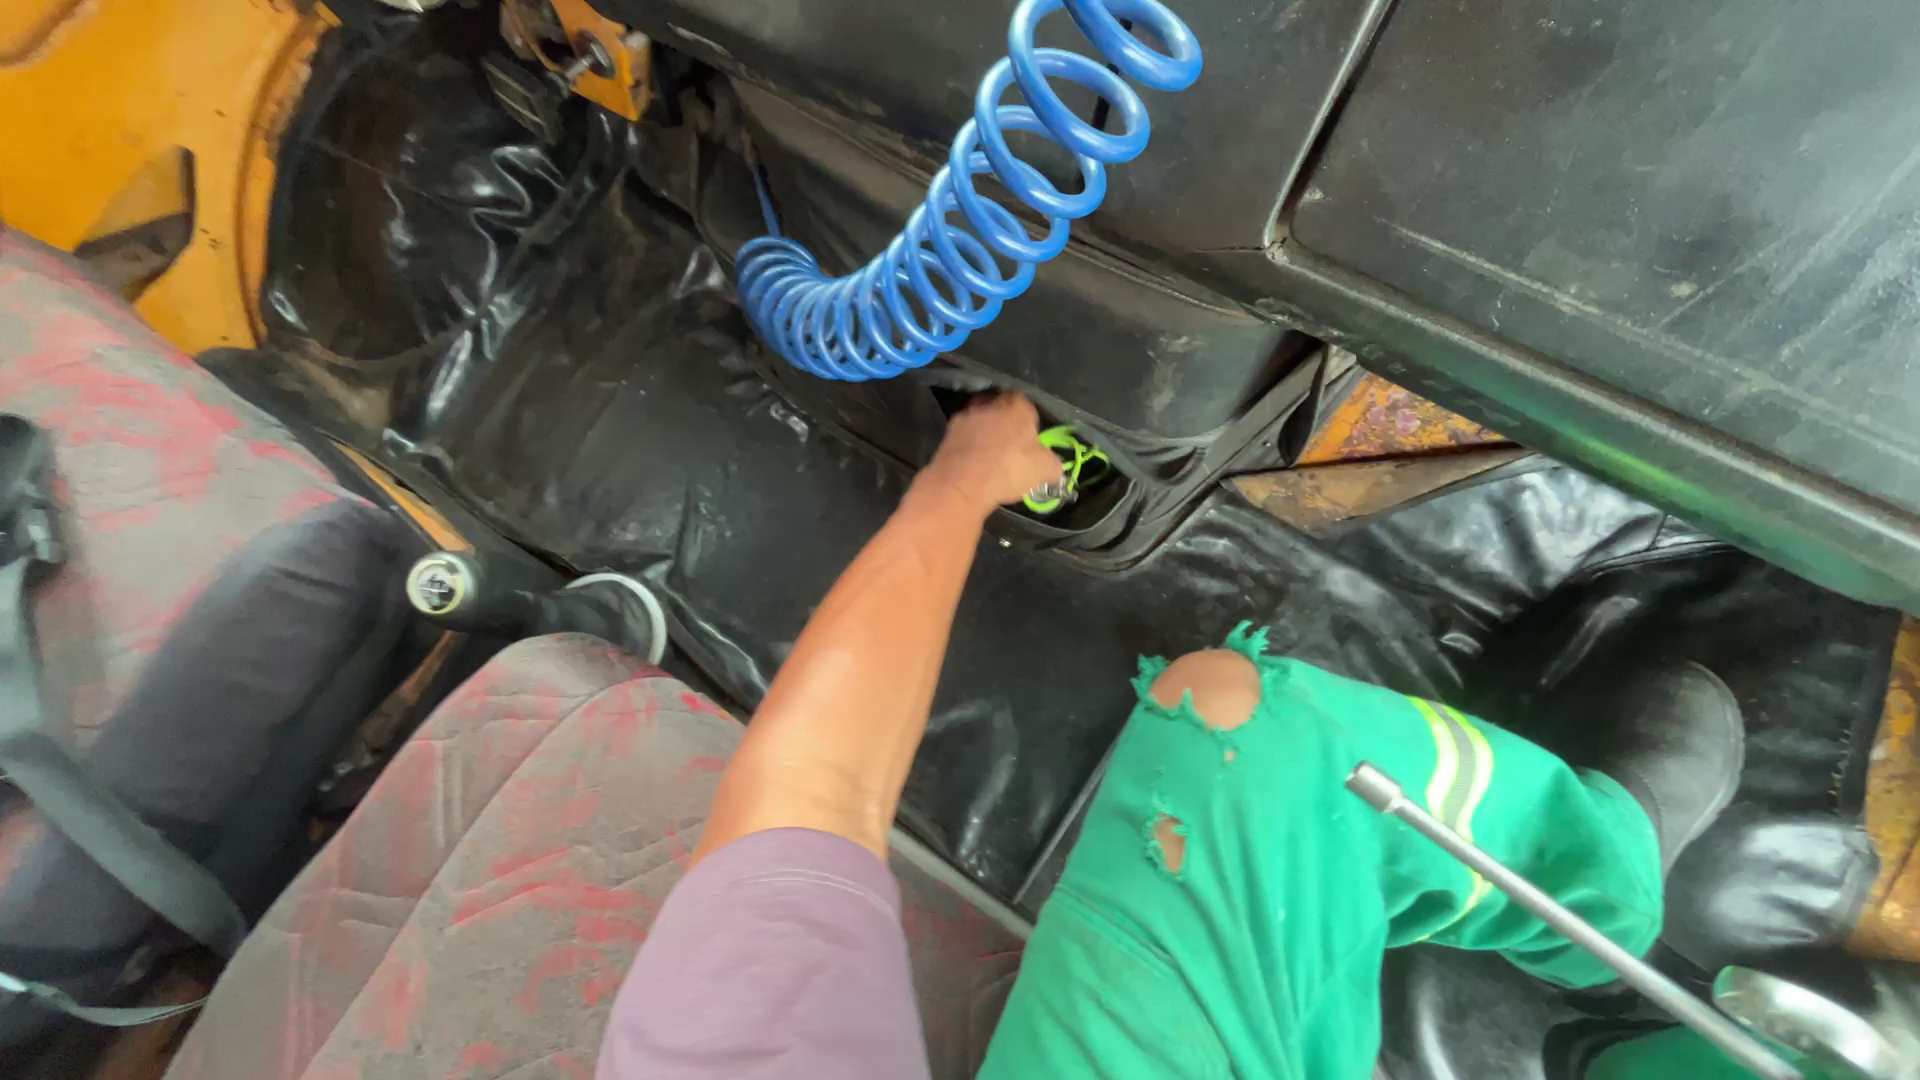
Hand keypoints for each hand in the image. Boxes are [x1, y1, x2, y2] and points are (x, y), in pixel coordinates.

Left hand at [918, 393, 1063, 514]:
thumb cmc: (1009, 469)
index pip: (1027, 405)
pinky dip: (969, 446)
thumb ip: (1052, 463)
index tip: (1030, 439)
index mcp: (1017, 405)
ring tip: (990, 456)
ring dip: (984, 434)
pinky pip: (964, 437)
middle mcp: (989, 403)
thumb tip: (1053, 466)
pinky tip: (973, 463)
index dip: (1029, 422)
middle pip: (1000, 409)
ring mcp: (965, 417)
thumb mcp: (1045, 470)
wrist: (961, 484)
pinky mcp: (947, 434)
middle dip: (1005, 424)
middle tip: (1010, 446)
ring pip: (980, 421)